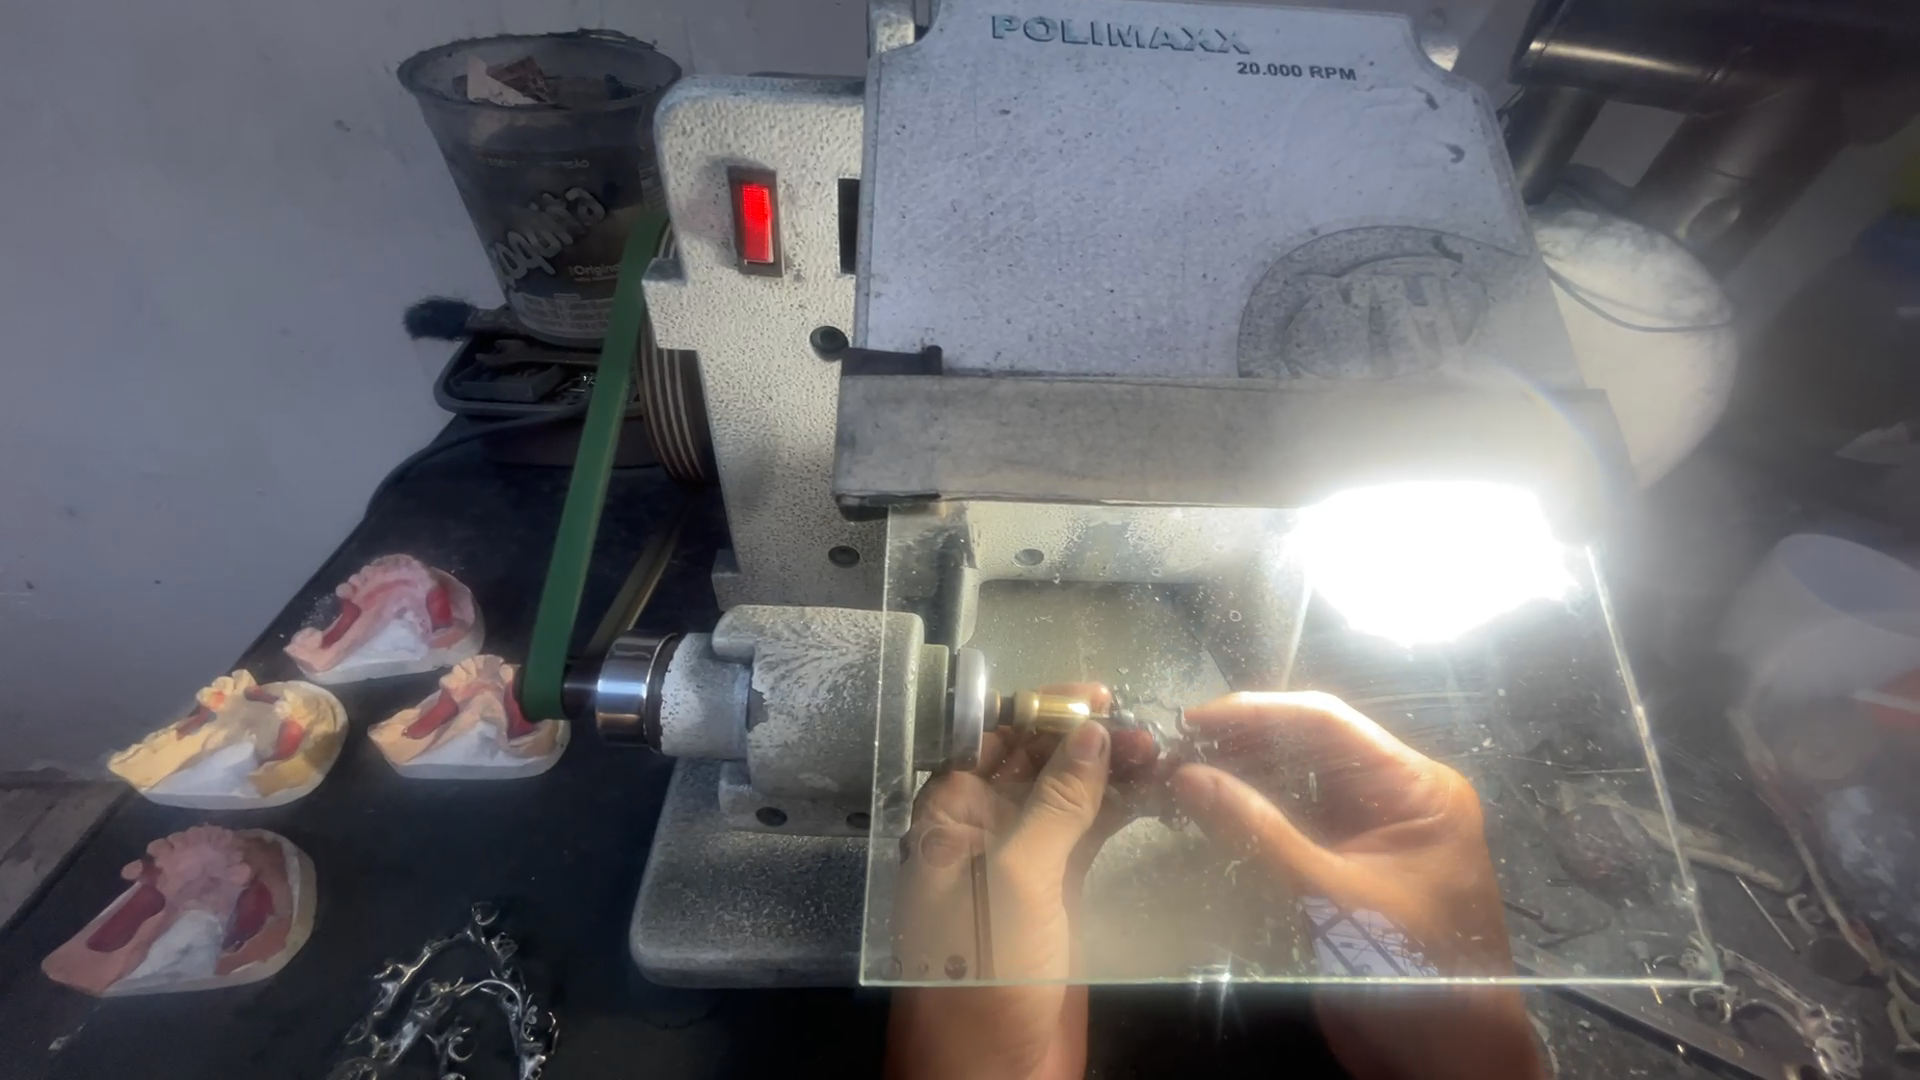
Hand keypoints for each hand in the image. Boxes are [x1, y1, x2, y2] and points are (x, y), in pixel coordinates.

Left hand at [885, 688, 1115, 1079]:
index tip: (1094, 698)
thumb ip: (1053, 801)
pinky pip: (1090, 828)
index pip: (994, 735)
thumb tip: (1091, 730)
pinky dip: (1120, 805)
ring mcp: (1027, 852)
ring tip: (1158, 751)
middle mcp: (985, 820)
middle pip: (1038, 758)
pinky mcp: (1062, 882)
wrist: (993, 1075)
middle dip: (1084, 736)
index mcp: (952, 809)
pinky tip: (1154, 789)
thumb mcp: (1013, 876)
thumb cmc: (982, 970)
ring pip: (1070, 790)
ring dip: (1109, 767)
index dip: (1040, 710)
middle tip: (1142, 727)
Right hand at [1170, 691, 1541, 1079]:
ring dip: (1240, 768)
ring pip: (1294, 772)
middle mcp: (1395, 791)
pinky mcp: (1345, 851)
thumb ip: (1256, 831)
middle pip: (1307, 741)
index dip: (1254, 712)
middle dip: (1241, 740)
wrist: (1449, 1064)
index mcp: (1415, 788)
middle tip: (1177, 746)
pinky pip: (1292, 809)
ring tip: (1182, 769)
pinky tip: (1209, 802)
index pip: (1326, 721)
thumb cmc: (1411, 975)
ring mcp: (1370, 821)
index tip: (1194, 719)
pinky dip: (1250, 803)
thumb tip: (1184, 776)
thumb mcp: (1329, 899)